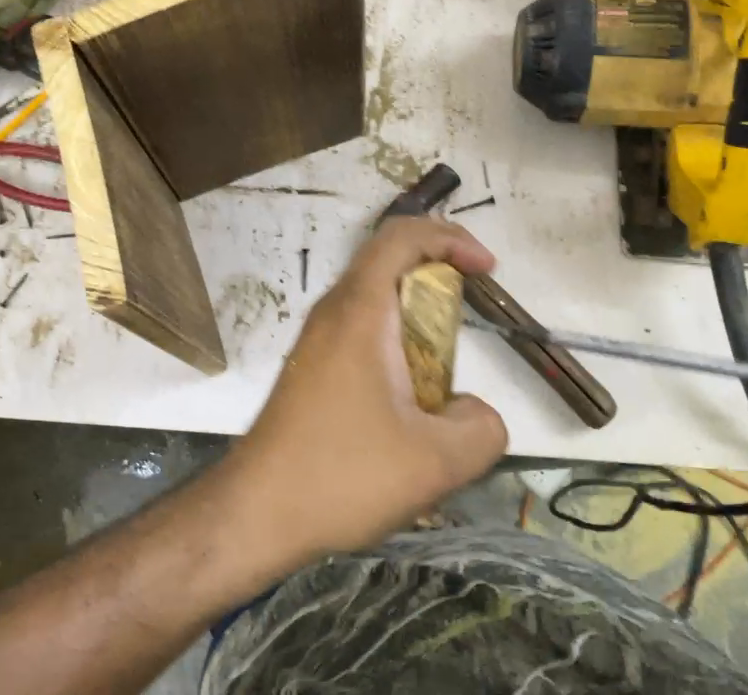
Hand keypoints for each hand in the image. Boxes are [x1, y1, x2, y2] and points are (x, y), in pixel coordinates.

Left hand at [221, 218, 507, 561]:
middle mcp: (332, 313)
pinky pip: (360, 335)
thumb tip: (472, 410)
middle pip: (388, 264)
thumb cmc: (343, 475)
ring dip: (417, 324)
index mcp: (360, 312)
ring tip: (442, 381)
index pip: (402, 237)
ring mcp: (315, 341)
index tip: (489, 270)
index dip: (452, 238)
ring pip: (374, 304)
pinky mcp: (310, 369)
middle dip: (439, 280)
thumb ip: (481, 427)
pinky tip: (408, 405)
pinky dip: (395, 348)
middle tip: (471, 325)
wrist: (257, 509)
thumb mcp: (437, 462)